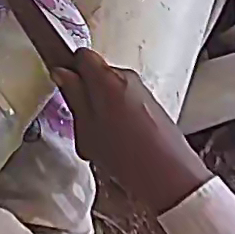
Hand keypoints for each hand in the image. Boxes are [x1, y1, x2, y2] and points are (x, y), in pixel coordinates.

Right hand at [50, 49, 212, 214]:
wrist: (172, 179)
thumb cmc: (127, 156)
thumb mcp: (88, 128)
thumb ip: (74, 95)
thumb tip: (62, 73)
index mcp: (107, 78)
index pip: (82, 55)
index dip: (72, 70)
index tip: (68, 89)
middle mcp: (127, 77)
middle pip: (97, 73)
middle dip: (87, 93)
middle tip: (83, 122)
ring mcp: (143, 90)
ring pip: (111, 88)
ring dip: (102, 106)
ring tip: (102, 139)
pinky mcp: (154, 105)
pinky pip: (126, 100)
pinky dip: (119, 115)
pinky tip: (120, 143)